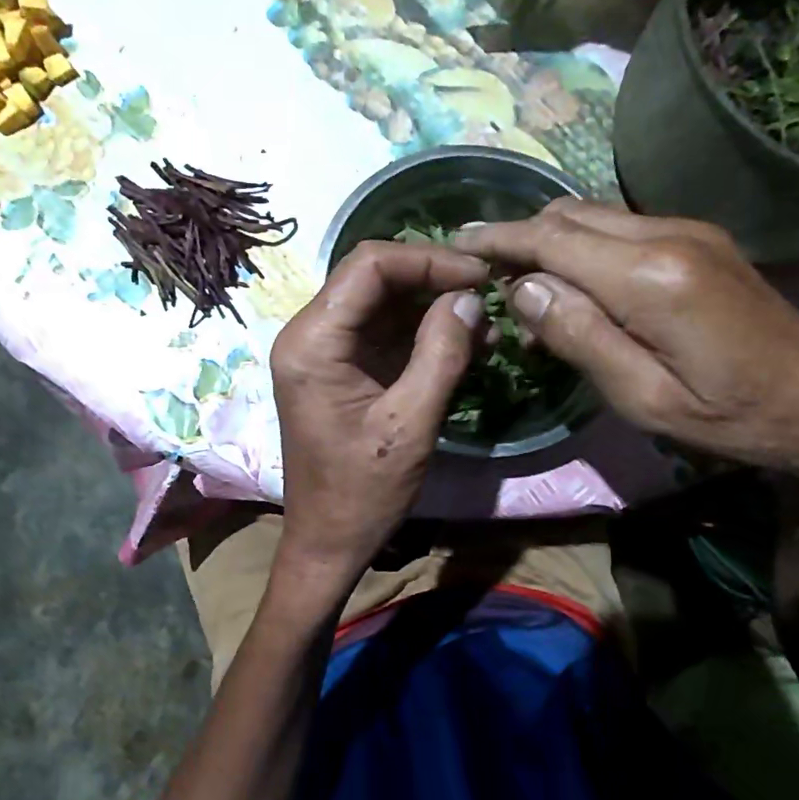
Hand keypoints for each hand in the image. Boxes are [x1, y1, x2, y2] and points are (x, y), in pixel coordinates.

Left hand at [270, 241, 487, 603]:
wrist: (329, 540)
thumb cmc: (363, 491)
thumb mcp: (410, 424)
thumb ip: (442, 354)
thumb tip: (471, 297)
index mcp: (312, 342)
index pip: (368, 266)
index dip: (427, 259)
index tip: (480, 274)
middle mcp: (310, 335)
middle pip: (374, 277)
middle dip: (433, 277)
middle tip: (488, 290)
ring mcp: (325, 351)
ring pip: (383, 302)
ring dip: (433, 305)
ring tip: (487, 320)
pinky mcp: (343, 368)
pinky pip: (385, 332)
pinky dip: (424, 332)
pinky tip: (468, 341)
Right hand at [455, 199, 798, 496]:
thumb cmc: (728, 417)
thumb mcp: (642, 398)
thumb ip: (579, 337)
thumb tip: (523, 288)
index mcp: (651, 279)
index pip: (551, 239)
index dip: (499, 238)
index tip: (457, 245)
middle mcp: (668, 235)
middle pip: (568, 215)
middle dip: (520, 238)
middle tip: (487, 279)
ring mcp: (688, 230)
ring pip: (592, 215)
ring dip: (550, 241)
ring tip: (527, 289)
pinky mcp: (698, 239)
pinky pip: (619, 227)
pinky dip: (582, 246)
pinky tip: (577, 286)